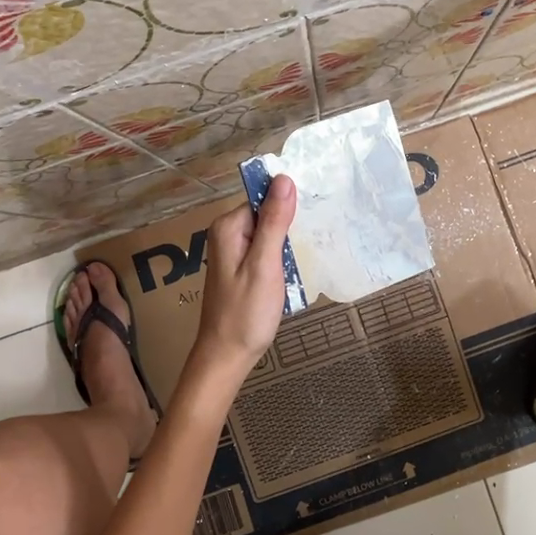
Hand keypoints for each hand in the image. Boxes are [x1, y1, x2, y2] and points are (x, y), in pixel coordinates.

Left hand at [193, 174, 296, 375]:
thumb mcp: (265, 265)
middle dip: (289, 228)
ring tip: (300, 263)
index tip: (308, 223)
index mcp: (228, 227)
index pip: (264, 199)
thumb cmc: (246, 313)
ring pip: (269, 234)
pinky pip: (266, 251)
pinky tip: (290, 274)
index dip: (286, 209)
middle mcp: (227, 234)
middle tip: (308, 246)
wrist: (227, 356)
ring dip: (286, 246)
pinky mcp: (241, 268)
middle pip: (267, 214)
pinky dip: (280, 259)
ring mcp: (233, 252)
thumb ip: (274, 222)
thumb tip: (284, 178)